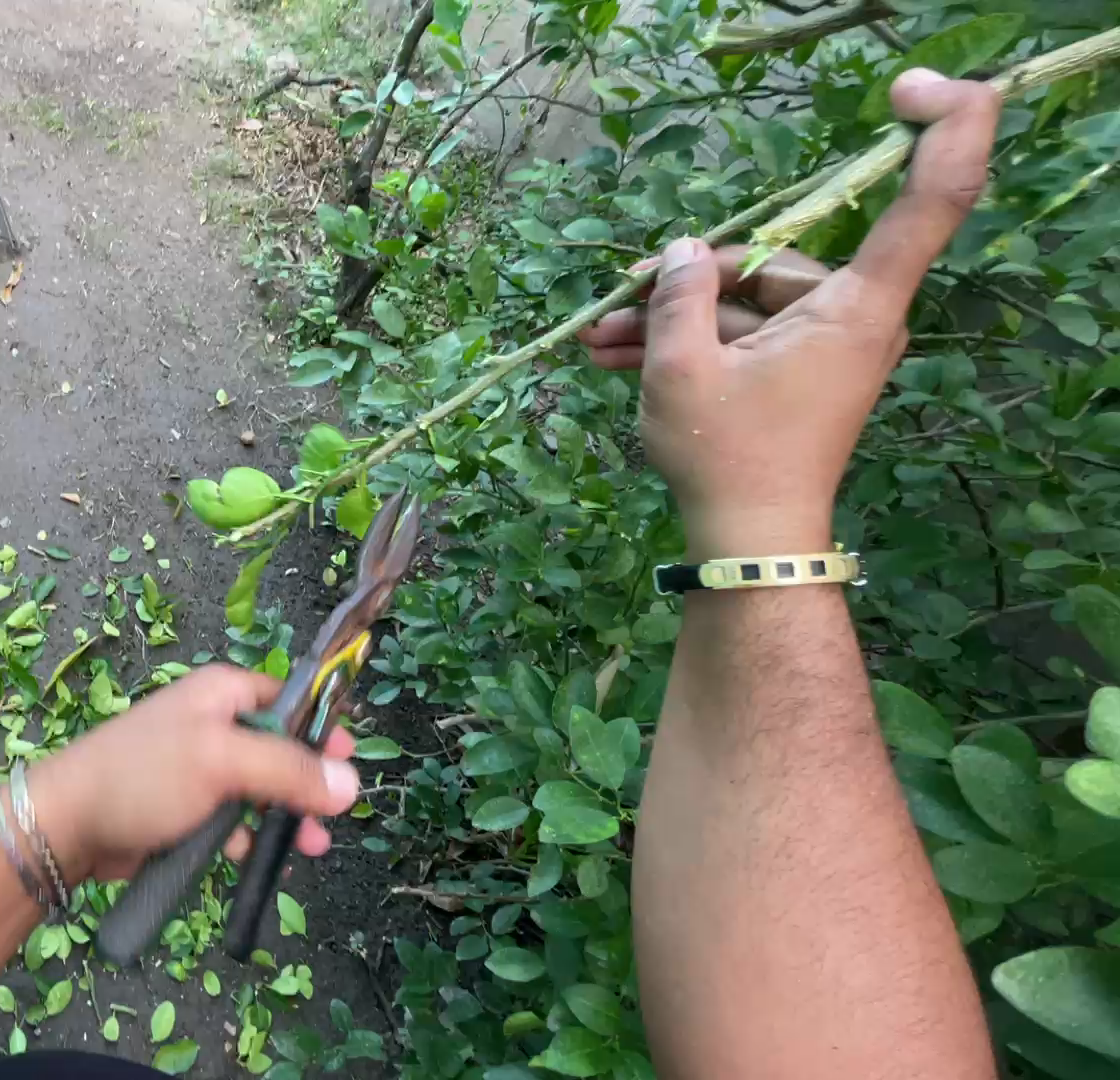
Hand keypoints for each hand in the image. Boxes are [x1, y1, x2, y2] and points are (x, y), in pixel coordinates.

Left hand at [27, 665, 358, 881]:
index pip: (287, 699)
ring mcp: (199, 765)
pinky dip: (250, 835)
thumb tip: (349, 780)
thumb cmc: (146, 775)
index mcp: (222, 692)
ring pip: (259, 787)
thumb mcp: (222, 762)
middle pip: (279, 747)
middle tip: (332, 815)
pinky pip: (233, 817)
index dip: (319, 728)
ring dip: (284, 816)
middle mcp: (213, 721)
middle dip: (306, 782)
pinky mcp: (187, 805)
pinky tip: (259, 859)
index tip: (348, 761)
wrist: (70, 823)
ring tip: (311, 846)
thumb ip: (288, 769)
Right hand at [575, 69, 999, 560]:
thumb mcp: (679, 370)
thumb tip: (682, 251)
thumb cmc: (722, 450)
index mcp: (853, 306)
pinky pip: (734, 340)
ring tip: (597, 339)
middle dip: (685, 283)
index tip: (905, 88)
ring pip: (737, 309)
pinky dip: (682, 345)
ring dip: (666, 320)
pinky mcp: (786, 374)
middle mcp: (848, 317)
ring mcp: (815, 348)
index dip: (944, 126)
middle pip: (771, 266)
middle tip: (612, 304)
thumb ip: (677, 299)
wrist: (744, 533)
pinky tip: (617, 355)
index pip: (933, 197)